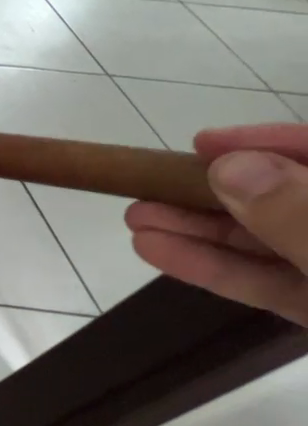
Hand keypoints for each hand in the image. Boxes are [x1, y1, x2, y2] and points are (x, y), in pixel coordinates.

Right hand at [126, 123, 307, 325]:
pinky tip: (155, 251)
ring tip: (134, 219)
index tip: (201, 144)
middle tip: (147, 186)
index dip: (266, 144)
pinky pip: (266, 281)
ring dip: (197, 229)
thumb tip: (230, 167)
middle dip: (214, 191)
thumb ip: (300, 214)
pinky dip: (211, 266)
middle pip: (289, 199)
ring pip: (269, 240)